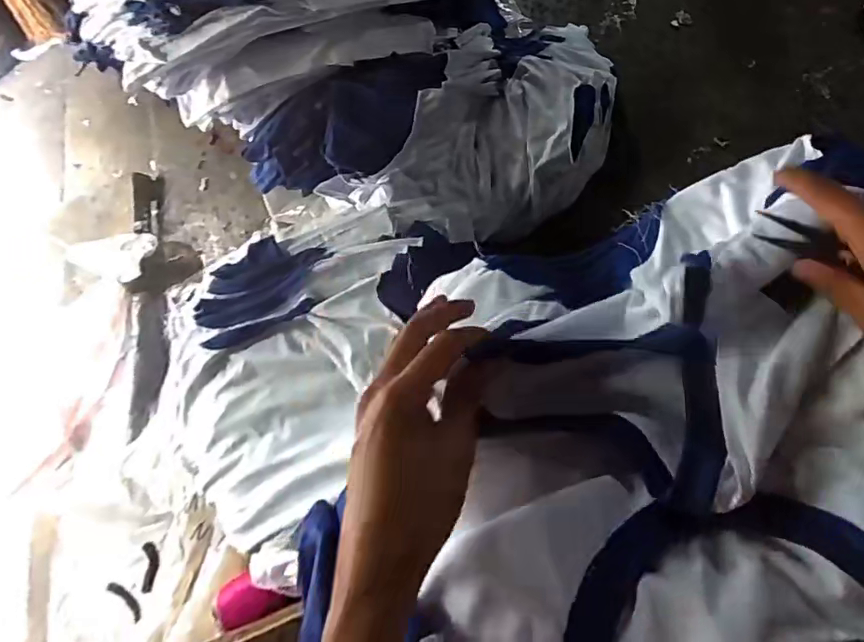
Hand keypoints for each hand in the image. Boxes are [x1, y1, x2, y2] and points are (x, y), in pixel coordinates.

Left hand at [328, 297, 490, 641]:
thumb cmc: (424, 501)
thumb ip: (469, 395)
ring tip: (445, 314)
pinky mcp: (367, 424)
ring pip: (395, 352)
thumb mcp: (456, 445)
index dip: (471, 335)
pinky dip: (411, 354)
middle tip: (468, 304)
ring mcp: (367, 408)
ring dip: (421, 331)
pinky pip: (390, 372)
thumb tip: (486, 360)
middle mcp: (377, 392)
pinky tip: (426, 359)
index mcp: (400, 394)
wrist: (378, 559)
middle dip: (438, 315)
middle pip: (409, 337)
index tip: (496, 338)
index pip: (440, 346)